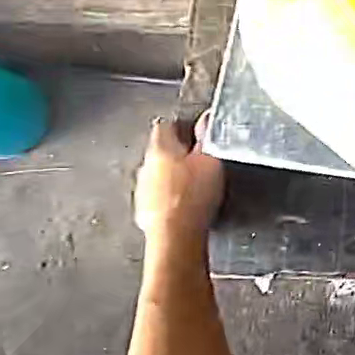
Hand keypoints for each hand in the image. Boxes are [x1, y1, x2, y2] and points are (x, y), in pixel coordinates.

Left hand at [133, 114, 225, 241]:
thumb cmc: (193, 196)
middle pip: (161, 151)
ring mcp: (142, 189)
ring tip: (196, 187)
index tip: (197, 134)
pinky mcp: (144, 210)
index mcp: (160, 148)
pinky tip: (186, 206)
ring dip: (173, 177)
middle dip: (179, 155)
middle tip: (201, 162)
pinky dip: (169, 198)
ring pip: (158, 175)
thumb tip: (206, 120)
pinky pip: (157, 197)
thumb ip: (208, 139)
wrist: (176, 235)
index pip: (165, 126)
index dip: (183, 127)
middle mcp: (145, 165)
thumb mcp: (212, 161)